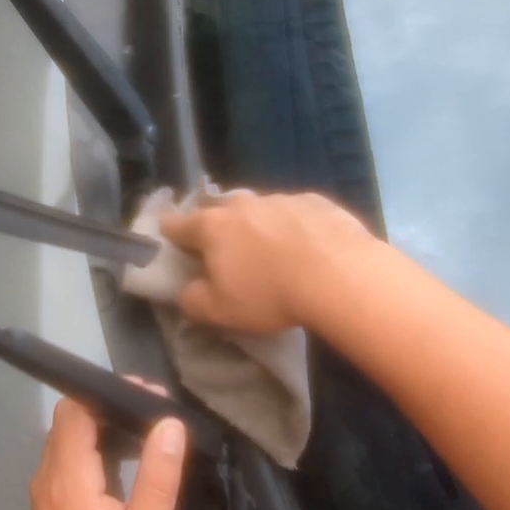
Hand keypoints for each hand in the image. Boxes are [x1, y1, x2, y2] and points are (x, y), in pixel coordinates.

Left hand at [23, 397, 186, 509]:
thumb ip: (158, 476)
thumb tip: (170, 425)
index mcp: (68, 480)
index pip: (76, 410)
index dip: (109, 393)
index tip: (148, 397)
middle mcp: (48, 480)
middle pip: (70, 421)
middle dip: (109, 406)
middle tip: (154, 412)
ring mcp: (45, 495)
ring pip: (68, 440)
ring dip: (103, 428)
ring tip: (148, 432)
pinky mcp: (50, 509)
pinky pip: (69, 462)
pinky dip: (95, 450)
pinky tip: (128, 461)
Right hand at [159, 191, 379, 334]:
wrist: (339, 274)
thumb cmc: (269, 294)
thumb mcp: (219, 312)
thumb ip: (193, 301)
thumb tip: (187, 292)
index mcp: (212, 228)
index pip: (177, 224)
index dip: (170, 232)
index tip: (169, 237)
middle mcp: (242, 204)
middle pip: (219, 211)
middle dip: (217, 227)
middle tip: (225, 250)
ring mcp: (281, 198)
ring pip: (259, 209)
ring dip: (258, 225)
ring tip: (270, 250)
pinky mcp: (316, 201)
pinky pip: (295, 212)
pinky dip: (294, 226)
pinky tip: (307, 247)